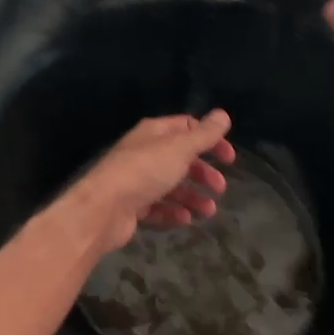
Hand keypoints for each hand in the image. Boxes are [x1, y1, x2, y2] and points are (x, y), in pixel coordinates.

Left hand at [63, 110, 236, 252]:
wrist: (104, 208)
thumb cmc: (145, 171)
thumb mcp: (180, 148)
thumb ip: (204, 134)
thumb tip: (223, 114)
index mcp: (154, 133)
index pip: (187, 128)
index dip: (210, 140)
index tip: (229, 158)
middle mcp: (144, 153)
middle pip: (180, 159)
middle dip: (203, 174)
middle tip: (220, 189)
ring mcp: (136, 181)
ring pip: (170, 186)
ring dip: (192, 197)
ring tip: (207, 212)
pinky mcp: (131, 206)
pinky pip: (157, 207)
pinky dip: (173, 212)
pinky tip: (185, 220)